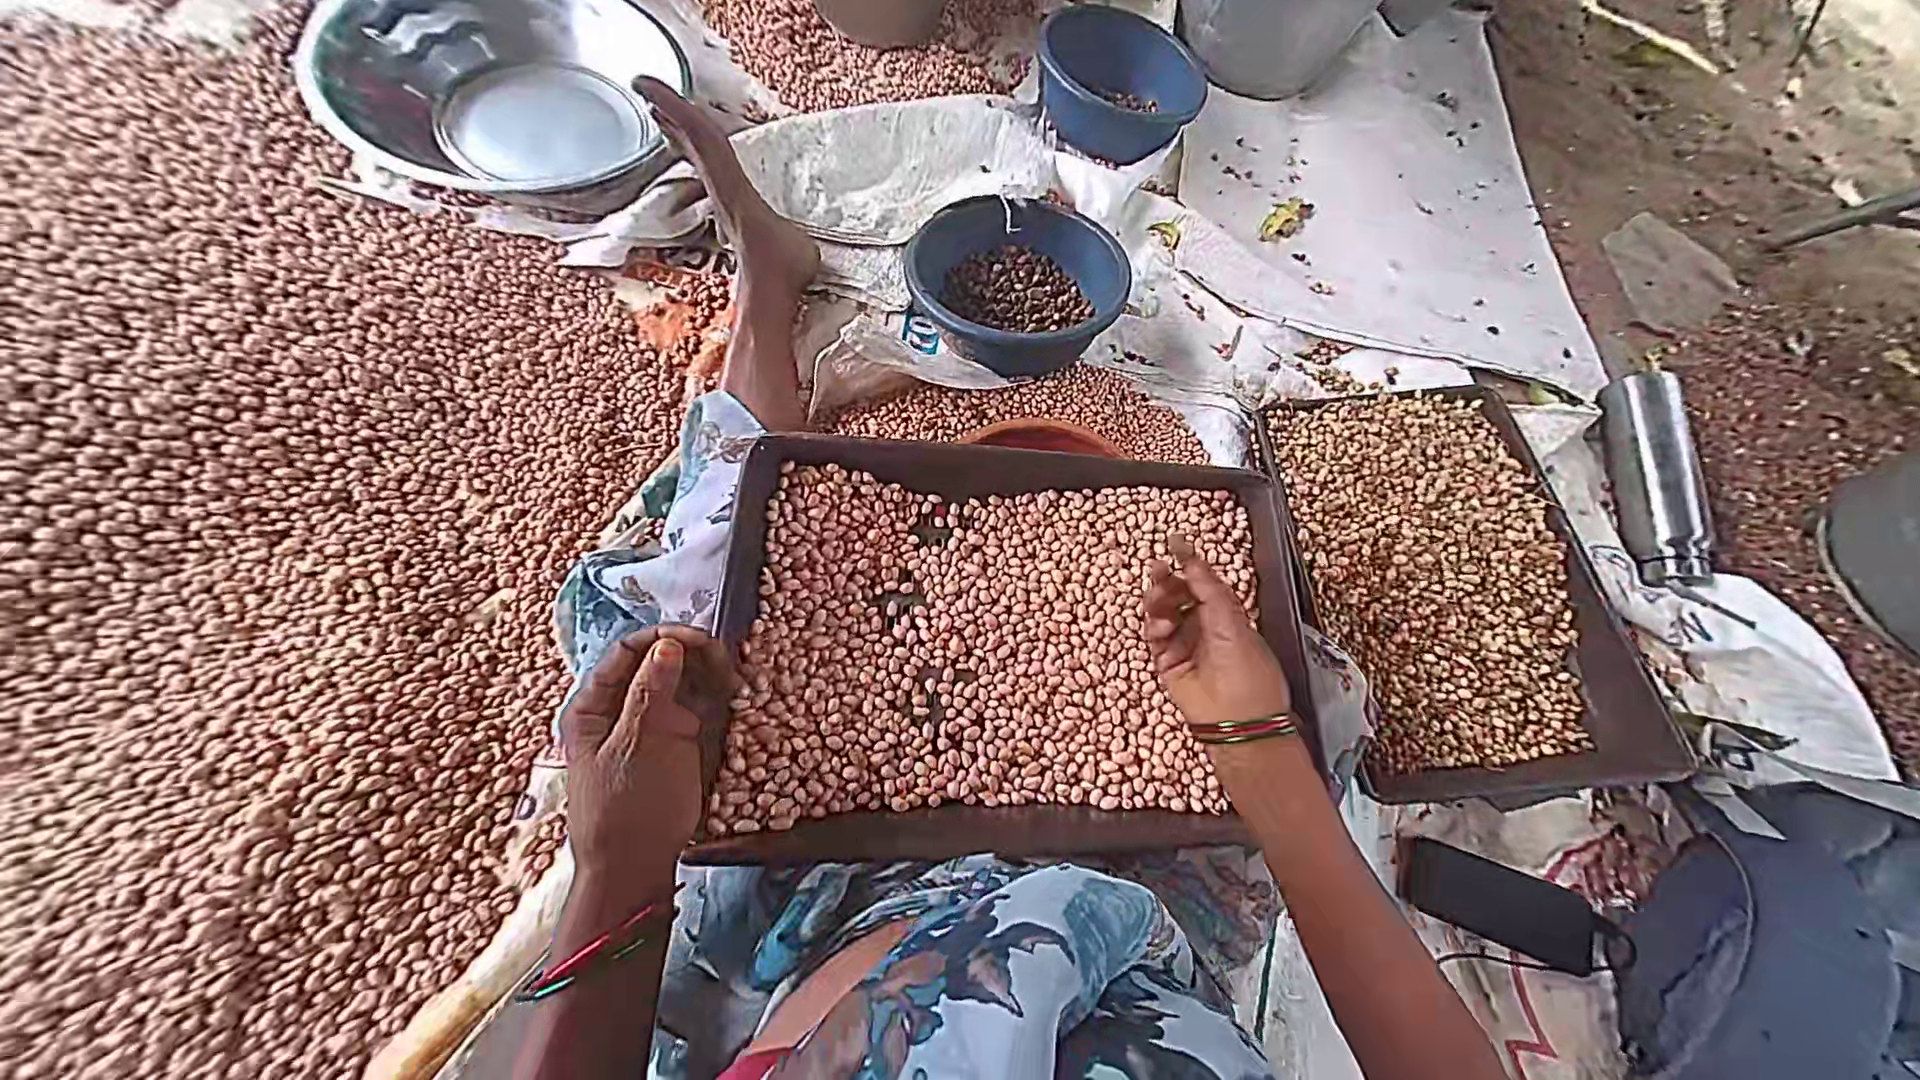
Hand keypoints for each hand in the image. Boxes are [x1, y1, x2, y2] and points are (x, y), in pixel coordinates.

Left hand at [558, 626, 736, 889]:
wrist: (637, 863)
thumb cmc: (626, 806)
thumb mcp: (635, 746)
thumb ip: (650, 692)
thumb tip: (668, 644)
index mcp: (595, 706)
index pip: (627, 652)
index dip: (661, 639)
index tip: (698, 638)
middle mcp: (625, 705)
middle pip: (657, 661)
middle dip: (691, 652)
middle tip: (723, 654)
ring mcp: (653, 720)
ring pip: (682, 679)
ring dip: (708, 670)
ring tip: (732, 672)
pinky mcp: (678, 735)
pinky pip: (698, 701)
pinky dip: (716, 691)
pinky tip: (734, 689)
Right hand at [1144, 536, 1292, 728]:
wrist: (1237, 719)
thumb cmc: (1247, 673)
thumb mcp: (1232, 623)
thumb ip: (1209, 590)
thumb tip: (1192, 562)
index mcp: (1225, 614)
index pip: (1201, 582)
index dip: (1188, 562)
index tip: (1175, 543)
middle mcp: (1202, 626)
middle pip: (1177, 594)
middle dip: (1166, 580)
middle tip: (1159, 568)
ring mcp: (1183, 643)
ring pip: (1161, 612)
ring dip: (1158, 602)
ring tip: (1160, 602)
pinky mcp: (1166, 661)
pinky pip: (1153, 635)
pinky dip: (1154, 626)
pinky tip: (1162, 627)